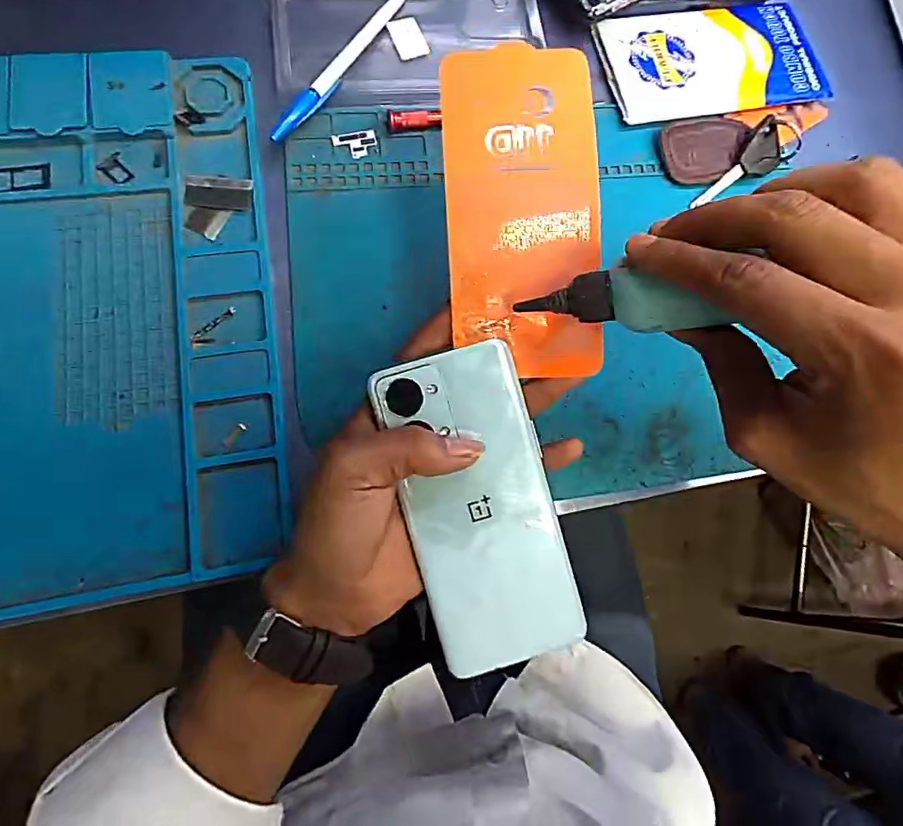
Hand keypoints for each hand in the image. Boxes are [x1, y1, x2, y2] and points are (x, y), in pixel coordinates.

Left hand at [263, 312, 584, 635]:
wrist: (340, 597)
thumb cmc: (334, 524)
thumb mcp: (351, 472)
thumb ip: (404, 449)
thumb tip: (471, 444)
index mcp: (389, 415)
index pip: (420, 362)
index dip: (448, 332)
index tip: (483, 305)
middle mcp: (424, 432)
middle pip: (469, 389)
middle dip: (503, 363)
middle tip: (544, 337)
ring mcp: (450, 466)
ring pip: (496, 425)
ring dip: (531, 403)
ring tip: (568, 377)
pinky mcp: (470, 501)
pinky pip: (510, 475)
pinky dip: (539, 461)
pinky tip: (568, 447)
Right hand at [623, 158, 902, 559]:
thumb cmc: (871, 485)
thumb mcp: (770, 438)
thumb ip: (721, 362)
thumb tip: (679, 306)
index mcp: (865, 356)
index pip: (750, 280)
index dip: (682, 261)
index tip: (640, 253)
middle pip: (793, 218)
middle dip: (714, 220)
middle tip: (672, 234)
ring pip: (851, 184)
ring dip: (775, 193)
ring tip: (737, 222)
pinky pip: (893, 194)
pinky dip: (831, 192)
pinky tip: (799, 219)